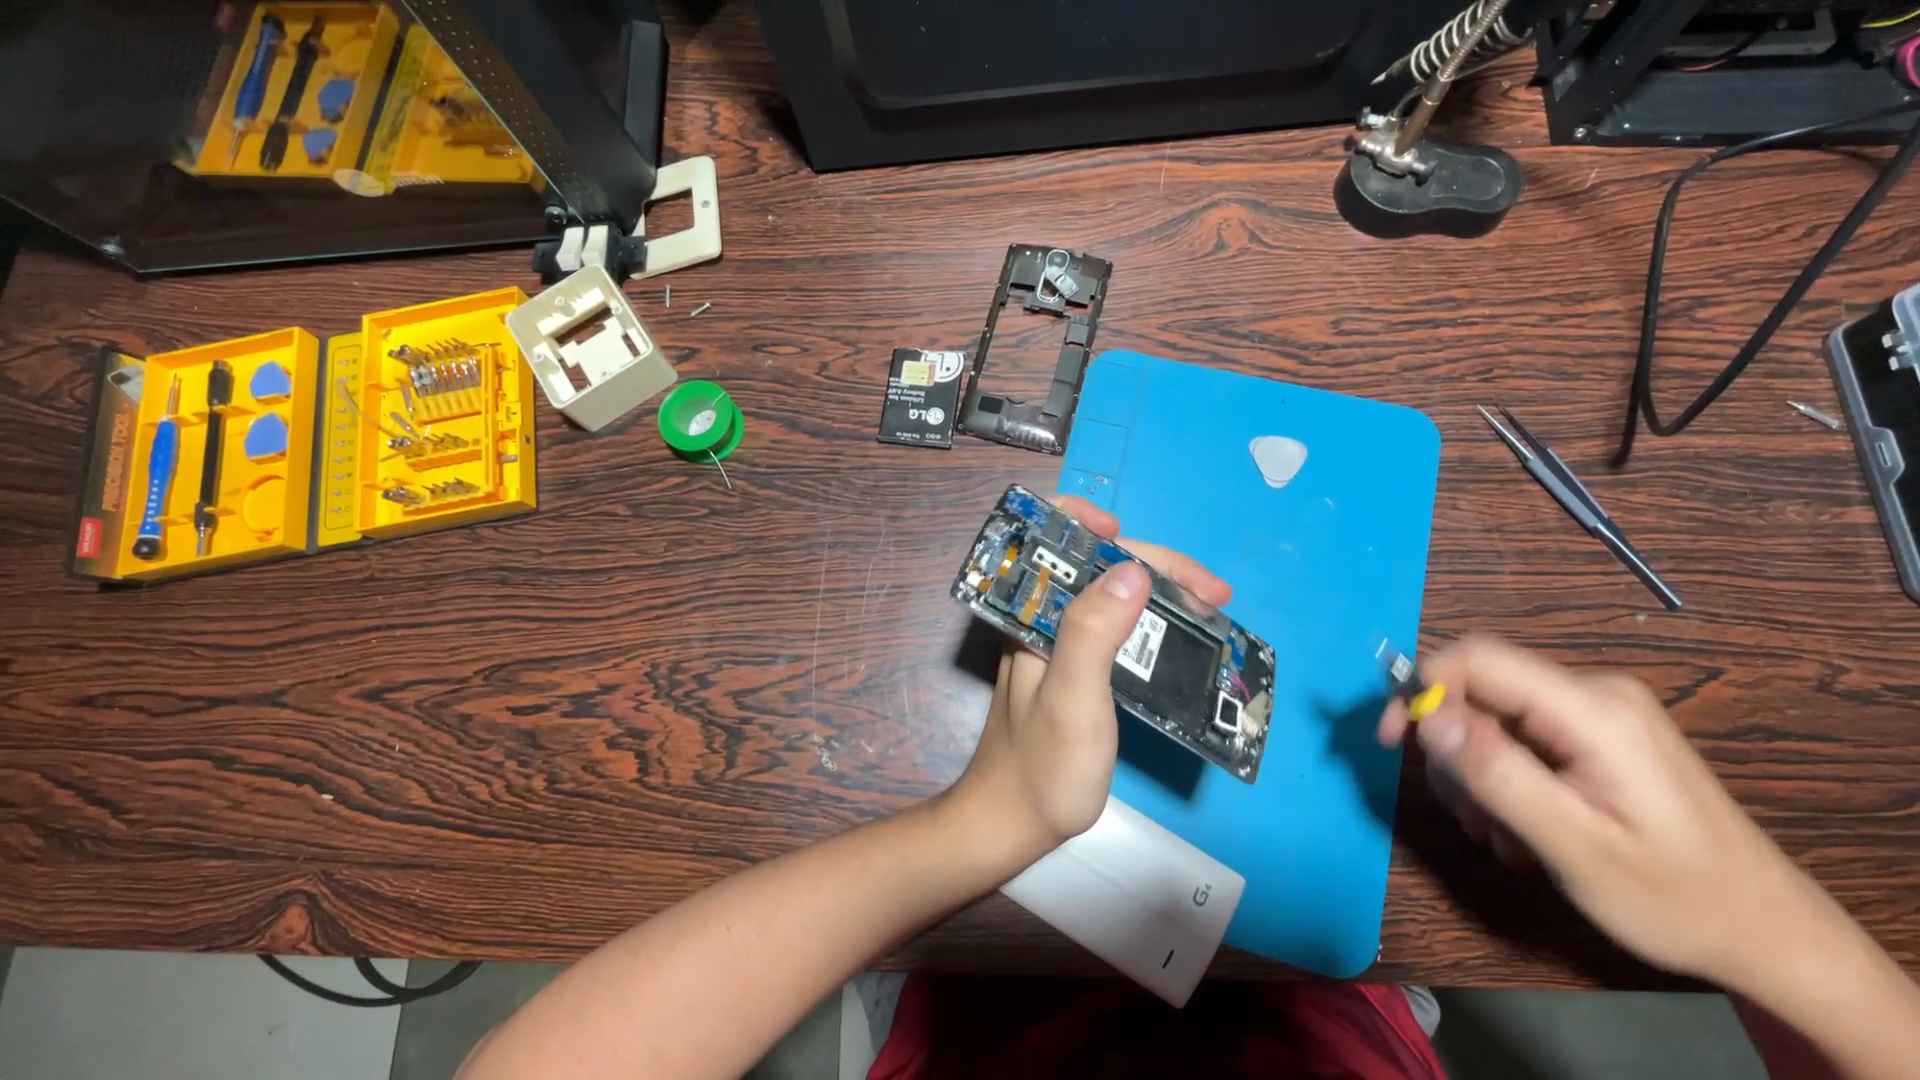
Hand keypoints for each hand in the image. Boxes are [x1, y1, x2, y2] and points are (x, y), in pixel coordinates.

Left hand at [946, 495, 1231, 867]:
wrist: (1011, 825)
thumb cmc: (1042, 767)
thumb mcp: (1072, 699)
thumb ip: (1093, 633)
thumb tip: (1132, 569)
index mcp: (1029, 616)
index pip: (1047, 542)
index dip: (1079, 520)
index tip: (1126, 530)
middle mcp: (1040, 622)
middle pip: (1092, 565)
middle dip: (1152, 563)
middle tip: (1214, 591)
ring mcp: (1058, 646)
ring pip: (1108, 595)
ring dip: (1160, 590)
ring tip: (1212, 605)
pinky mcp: (1074, 670)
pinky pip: (1113, 627)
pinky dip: (1151, 620)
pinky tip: (1181, 633)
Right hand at [1377, 636, 1830, 986]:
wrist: (1766, 932)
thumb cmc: (1673, 897)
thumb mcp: (1574, 846)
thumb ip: (1497, 775)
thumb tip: (1425, 716)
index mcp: (1592, 709)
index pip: (1476, 659)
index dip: (1419, 690)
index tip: (1391, 742)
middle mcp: (1592, 693)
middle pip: (1477, 692)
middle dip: (1452, 751)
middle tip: (1468, 818)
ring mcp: (1595, 713)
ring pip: (1489, 719)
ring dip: (1475, 775)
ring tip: (1501, 835)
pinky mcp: (1594, 734)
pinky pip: (1516, 738)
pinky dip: (1500, 779)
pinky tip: (1520, 827)